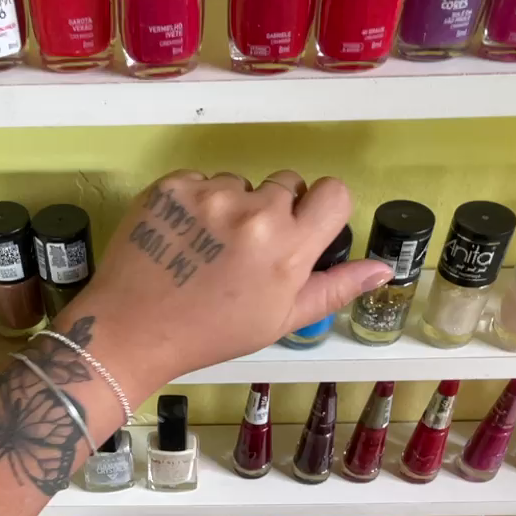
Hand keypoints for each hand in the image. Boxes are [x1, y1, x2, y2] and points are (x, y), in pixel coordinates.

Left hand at [74, 170, 391, 398]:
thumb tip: (382, 268)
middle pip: (286, 184)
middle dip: (275, 211)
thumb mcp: (279, 322)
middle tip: (245, 252)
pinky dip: (195, 203)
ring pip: (240, 182)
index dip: (319, 211)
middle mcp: (254, 212)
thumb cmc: (210, 334)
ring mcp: (210, 194)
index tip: (300, 232)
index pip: (333, 192)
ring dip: (232, 206)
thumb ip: (332, 289)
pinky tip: (181, 239)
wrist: (133, 331)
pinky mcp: (172, 186)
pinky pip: (199, 181)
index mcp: (288, 248)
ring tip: (206, 250)